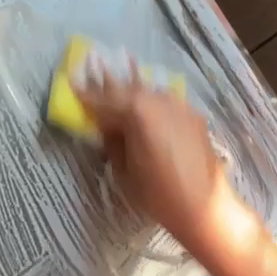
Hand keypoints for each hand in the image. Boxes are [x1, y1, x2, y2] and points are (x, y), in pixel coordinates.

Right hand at [75, 71, 227, 253]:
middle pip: (125, 89)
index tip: (71, 81)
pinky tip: (145, 97)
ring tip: (116, 75)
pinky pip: (163, 99)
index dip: (85, 94)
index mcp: (136, 112)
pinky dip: (150, 98)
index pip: (103, 100)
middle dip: (106, 83)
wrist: (205, 206)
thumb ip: (113, 141)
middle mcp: (157, 100)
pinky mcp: (192, 114)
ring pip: (146, 90)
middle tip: (92, 69)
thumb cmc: (157, 194)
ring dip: (130, 87)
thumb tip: (108, 127)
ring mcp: (178, 105)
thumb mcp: (123, 170)